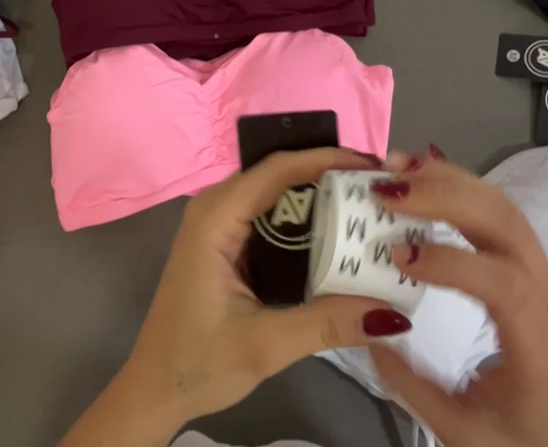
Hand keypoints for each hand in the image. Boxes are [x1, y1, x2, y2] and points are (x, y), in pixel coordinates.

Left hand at [61, 147, 411, 446]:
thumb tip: (392, 312)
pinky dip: (304, 217)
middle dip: (328, 173)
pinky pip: (270, 214)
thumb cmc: (198, 361)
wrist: (155, 388)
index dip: (325, 158)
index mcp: (215, 218)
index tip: (372, 165)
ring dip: (318, 194)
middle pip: (278, 173)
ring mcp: (219, 223)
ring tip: (367, 204)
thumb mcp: (265, 345)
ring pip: (275, 192)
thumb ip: (325, 323)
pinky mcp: (226, 242)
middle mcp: (215, 208)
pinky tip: (336, 233)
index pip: (276, 169)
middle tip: (379, 186)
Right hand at [370, 149, 547, 446]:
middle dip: (444, 195)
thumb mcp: (471, 434)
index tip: (398, 255)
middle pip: (506, 222)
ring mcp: (547, 269)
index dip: (450, 261)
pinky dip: (459, 186)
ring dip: (449, 179)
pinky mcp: (536, 261)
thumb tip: (368, 337)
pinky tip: (423, 178)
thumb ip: (416, 390)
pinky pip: (500, 211)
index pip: (503, 283)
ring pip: (503, 205)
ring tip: (396, 167)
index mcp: (541, 340)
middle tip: (386, 187)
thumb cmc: (540, 439)